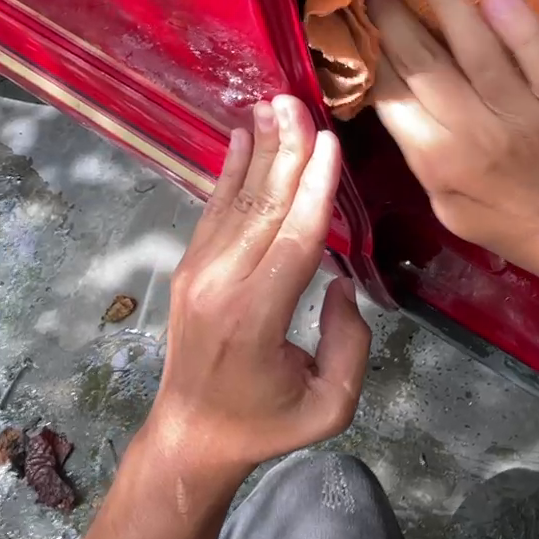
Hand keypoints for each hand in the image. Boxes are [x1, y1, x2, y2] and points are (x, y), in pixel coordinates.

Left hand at [144, 95, 371, 482]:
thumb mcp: (329, 408)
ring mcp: (199, 272)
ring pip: (237, 199)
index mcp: (258, 318)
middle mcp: (222, 284)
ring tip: (273, 105)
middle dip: (286, 151)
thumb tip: (343, 284)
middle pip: (263, 206)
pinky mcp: (189, 266)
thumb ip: (350, 347)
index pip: (294, 240)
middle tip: (298, 103)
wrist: (189, 435)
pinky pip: (213, 209)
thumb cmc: (265, 424)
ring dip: (259, 149)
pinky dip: (229, 170)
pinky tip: (241, 138)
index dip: (315, 189)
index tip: (329, 142)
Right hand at [366, 0, 538, 280]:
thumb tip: (387, 86)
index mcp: (436, 156)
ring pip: (473, 47)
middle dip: (389, 11)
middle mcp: (473, 130)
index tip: (351, 8)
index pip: (388, 90)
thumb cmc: (503, 218)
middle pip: (420, 59)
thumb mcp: (442, 199)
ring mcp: (521, 110)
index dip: (366, 45)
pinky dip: (517, 25)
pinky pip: (538, 55)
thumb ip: (415, 145)